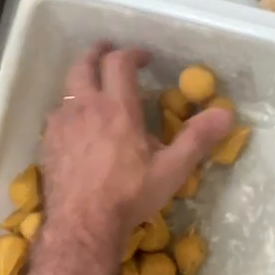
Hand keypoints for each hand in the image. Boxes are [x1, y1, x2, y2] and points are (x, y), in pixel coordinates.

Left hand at [37, 44, 231, 265]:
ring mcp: (61, 124)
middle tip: (108, 51)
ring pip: (67, 89)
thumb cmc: (130, 195)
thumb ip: (197, 138)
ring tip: (94, 90)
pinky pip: (58, 115)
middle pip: (83, 64)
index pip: (120, 64)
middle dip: (97, 53)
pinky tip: (78, 126)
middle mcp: (85, 107)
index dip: (132, 54)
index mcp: (117, 108)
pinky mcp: (48, 143)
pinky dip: (70, 109)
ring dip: (81, 81)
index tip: (144, 58)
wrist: (84, 223)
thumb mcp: (172, 169)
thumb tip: (226, 114)